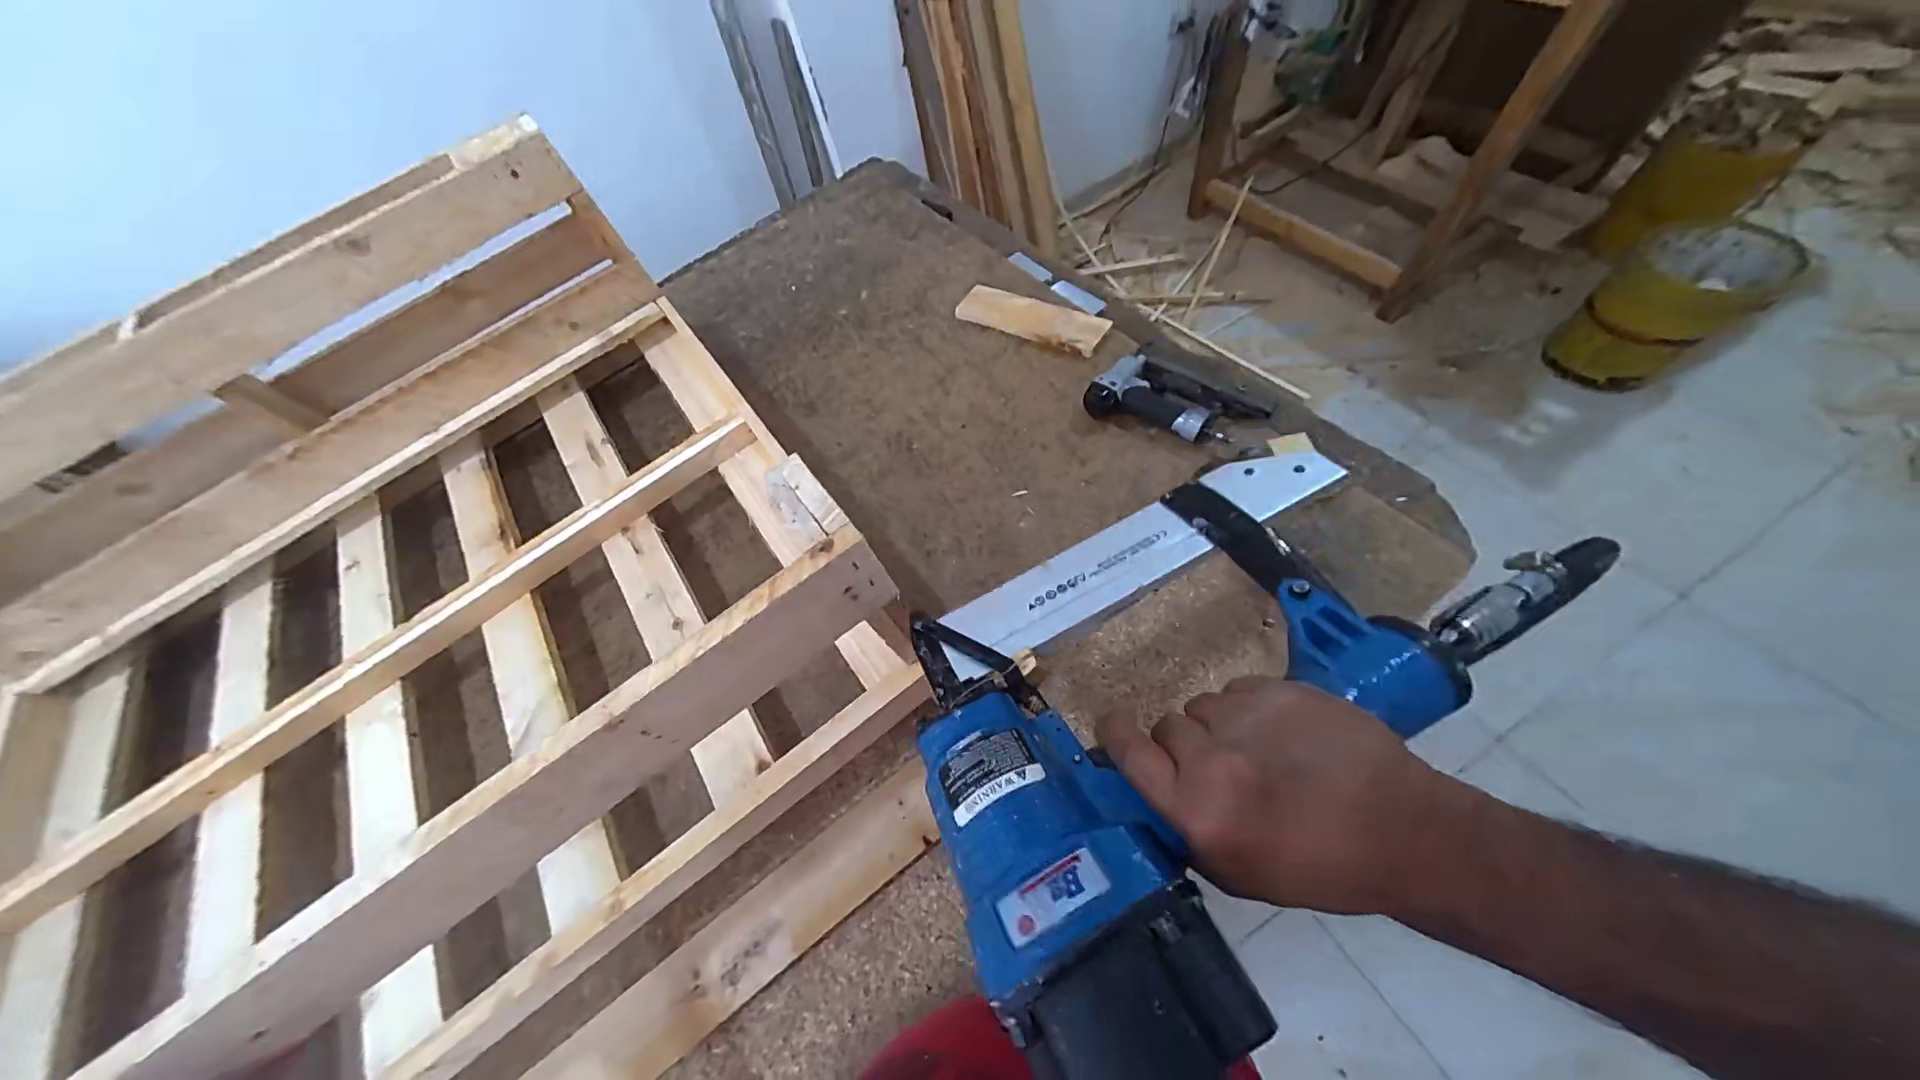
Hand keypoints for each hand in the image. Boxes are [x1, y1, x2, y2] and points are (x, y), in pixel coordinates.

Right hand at [1096, 676, 1477, 914]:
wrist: (1403, 830)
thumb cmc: (1318, 867)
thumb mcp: (1237, 875)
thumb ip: (1183, 833)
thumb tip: (1150, 795)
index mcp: (1196, 809)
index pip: (1127, 749)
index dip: (1114, 732)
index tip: (1115, 727)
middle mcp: (1211, 757)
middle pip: (1167, 725)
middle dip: (1184, 744)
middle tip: (1221, 766)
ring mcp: (1247, 716)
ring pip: (1204, 705)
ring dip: (1219, 725)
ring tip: (1260, 750)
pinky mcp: (1280, 690)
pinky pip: (1240, 690)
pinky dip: (1252, 709)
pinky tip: (1285, 734)